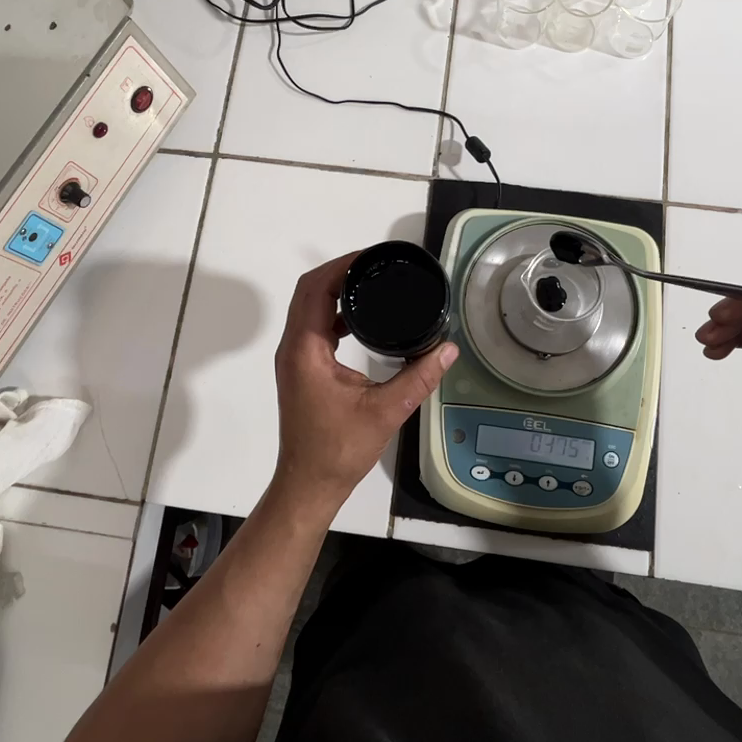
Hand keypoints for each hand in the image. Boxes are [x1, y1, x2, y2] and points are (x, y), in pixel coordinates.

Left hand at [270, 251, 457, 511]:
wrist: (310, 484)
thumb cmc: (340, 449)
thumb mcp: (386, 411)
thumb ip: (418, 377)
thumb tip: (447, 348)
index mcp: (305, 350)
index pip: (315, 289)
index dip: (341, 266)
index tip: (372, 258)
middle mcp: (293, 347)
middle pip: (309, 291)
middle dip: (340, 272)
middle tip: (376, 266)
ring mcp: (294, 358)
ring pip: (308, 307)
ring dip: (334, 290)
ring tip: (370, 283)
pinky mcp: (301, 369)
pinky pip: (312, 326)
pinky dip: (333, 312)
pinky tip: (359, 319)